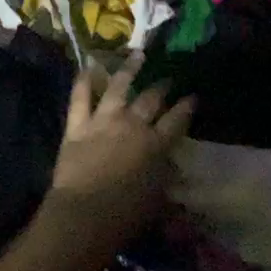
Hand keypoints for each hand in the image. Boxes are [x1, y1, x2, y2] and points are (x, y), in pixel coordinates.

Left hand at [47, 54, 196, 247]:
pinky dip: (84, 80)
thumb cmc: (126, 216)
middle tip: (167, 78)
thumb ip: (167, 182)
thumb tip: (174, 172)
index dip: (186, 107)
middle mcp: (133, 125)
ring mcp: (104, 121)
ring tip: (136, 54)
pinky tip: (88, 66)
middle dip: (162, 86)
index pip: (178, 120)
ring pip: (118, 87)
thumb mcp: (158, 202)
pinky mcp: (78, 125)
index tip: (193, 96)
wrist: (86, 214)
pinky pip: (80, 97)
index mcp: (156, 145)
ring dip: (129, 69)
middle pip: (151, 98)